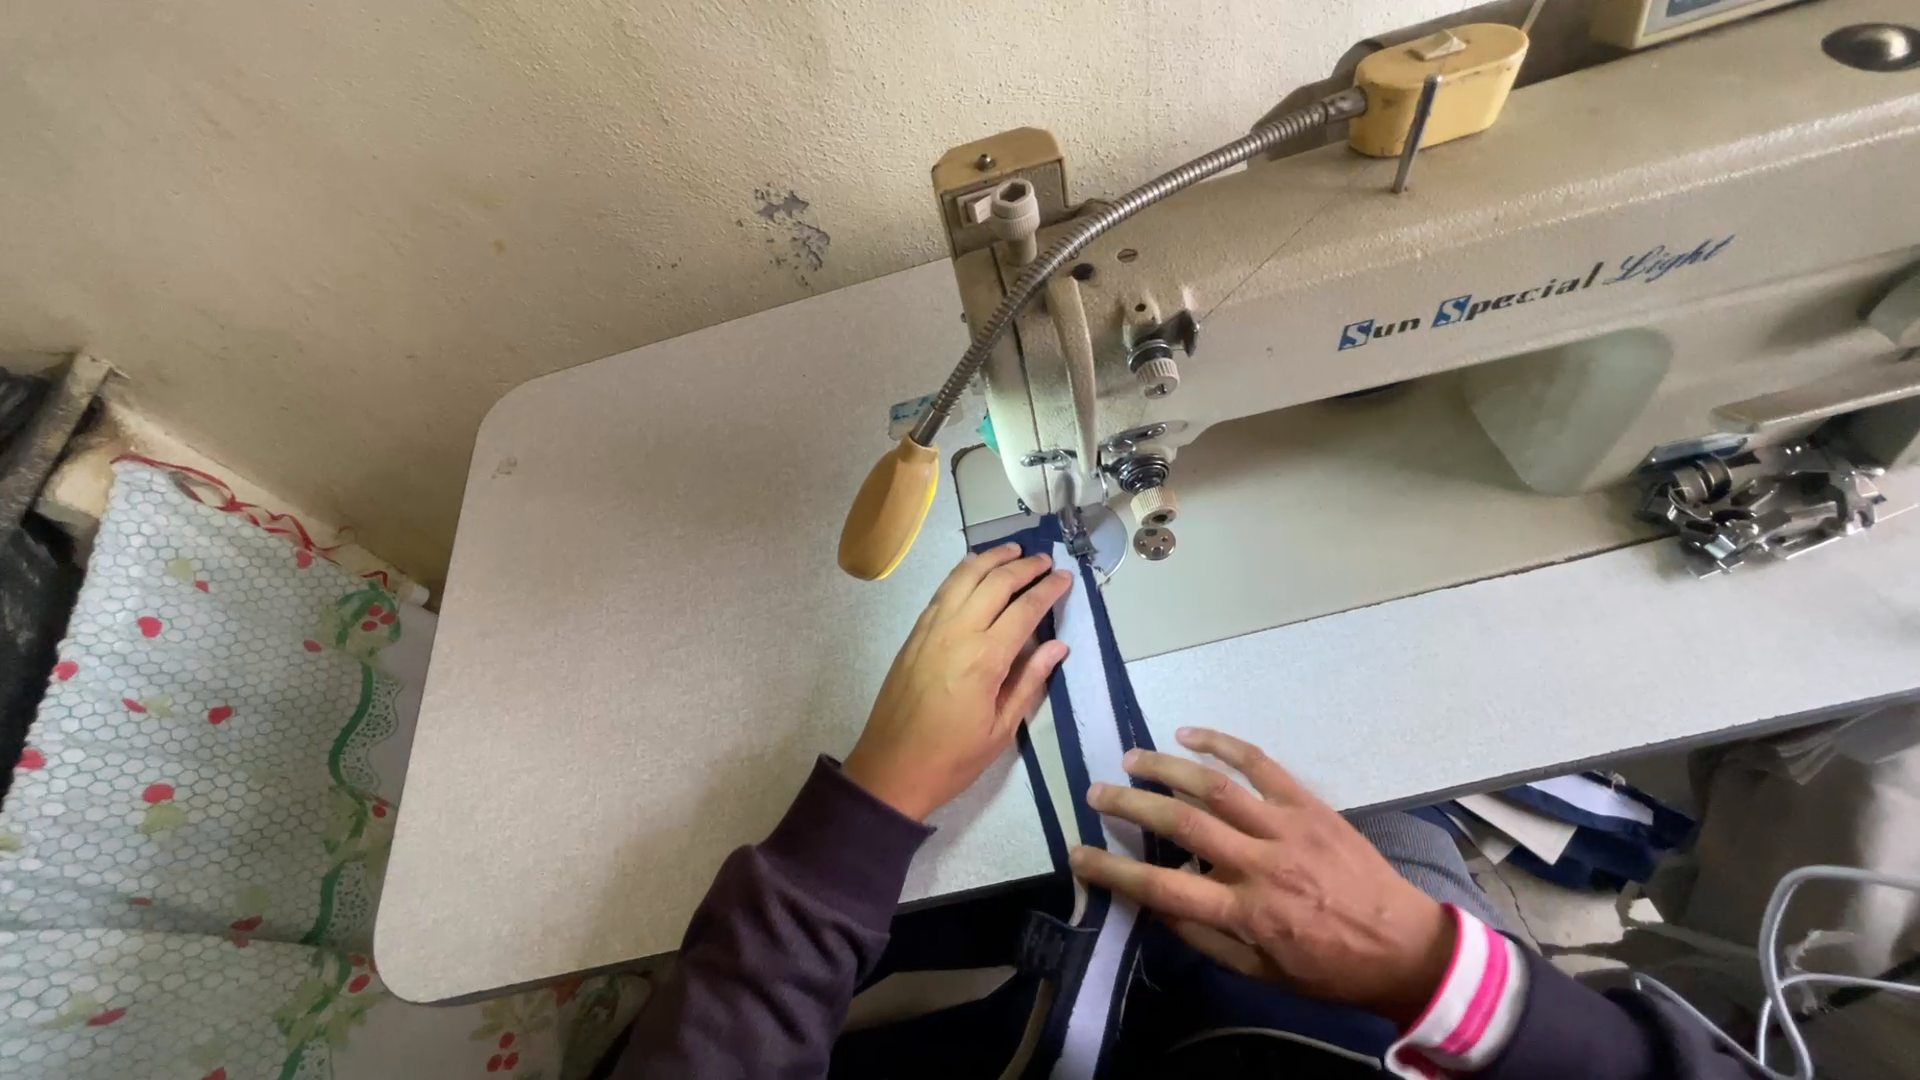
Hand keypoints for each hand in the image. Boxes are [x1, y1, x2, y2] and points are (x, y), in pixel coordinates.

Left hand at [842, 544, 1073, 820]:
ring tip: (1013, 551)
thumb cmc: (952, 757)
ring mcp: (931, 628)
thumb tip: (1057, 646)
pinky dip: (963, 572)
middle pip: (995, 582)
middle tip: (1046, 560)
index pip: (1025, 609)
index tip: (1066, 577)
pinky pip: (943, 590)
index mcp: (985, 658)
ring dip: (991, 559)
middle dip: (1024, 566)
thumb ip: (1029, 681)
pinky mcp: (915, 633)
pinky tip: (974, 569)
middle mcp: (957, 632)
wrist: (890, 768)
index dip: (1048, 589)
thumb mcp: (1001, 729)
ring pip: (964, 577)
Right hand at [1068, 727, 1453, 1025]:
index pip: (1164, 889)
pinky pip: (1259, 763)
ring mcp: (1285, 827)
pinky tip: (1188, 733)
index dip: (1114, 872)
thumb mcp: (1261, 973)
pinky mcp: (1307, 803)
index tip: (1078, 854)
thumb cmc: (1328, 966)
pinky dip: (1221, 743)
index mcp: (1248, 914)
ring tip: (1131, 758)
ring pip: (1214, 786)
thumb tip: (1154, 902)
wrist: (1405, 945)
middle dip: (1129, 805)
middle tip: (1096, 791)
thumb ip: (1205, 938)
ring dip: (1165, 767)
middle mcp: (1261, 865)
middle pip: (1181, 824)